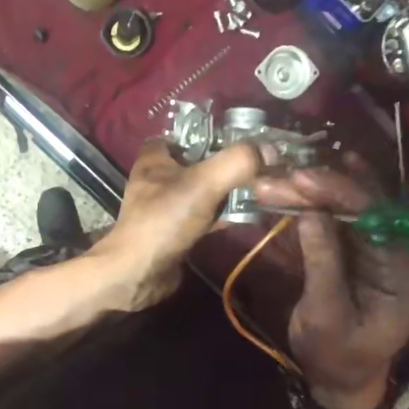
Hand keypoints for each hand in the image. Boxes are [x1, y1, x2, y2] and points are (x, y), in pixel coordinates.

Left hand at [88, 139, 259, 310]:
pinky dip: (223, 215)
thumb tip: (270, 150)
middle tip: (258, 170)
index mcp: (156, 158)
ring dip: (230, 192)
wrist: (138, 273)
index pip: (184, 135)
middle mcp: (159, 179)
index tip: (238, 144)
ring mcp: (167, 207)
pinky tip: (246, 216)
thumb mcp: (203, 183)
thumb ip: (237, 162)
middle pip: (200, 164)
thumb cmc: (164, 219)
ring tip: (260, 191)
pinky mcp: (175, 232)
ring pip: (205, 191)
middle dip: (228, 167)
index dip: (211, 136)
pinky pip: (205, 216)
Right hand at [254, 163, 408, 408]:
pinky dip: (328, 200)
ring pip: (356, 207)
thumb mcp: (326, 315)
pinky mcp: (370, 250)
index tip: (300, 178)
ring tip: (283, 178)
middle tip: (281, 177)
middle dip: (322, 189)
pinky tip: (314, 177)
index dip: (340, 193)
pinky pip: (350, 218)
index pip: (378, 219)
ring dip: (318, 192)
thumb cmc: (338, 357)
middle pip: (368, 206)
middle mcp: (407, 253)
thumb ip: (322, 261)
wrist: (343, 381)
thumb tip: (309, 211)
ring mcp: (389, 250)